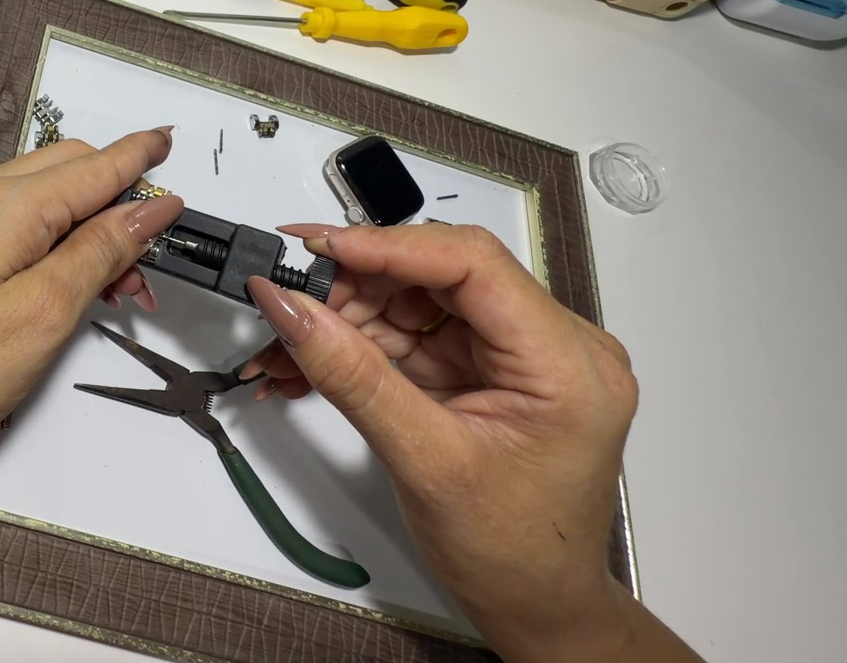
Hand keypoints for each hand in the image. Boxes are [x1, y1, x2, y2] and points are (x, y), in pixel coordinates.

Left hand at [0, 131, 183, 485]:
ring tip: (118, 288)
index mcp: (6, 204)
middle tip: (152, 258)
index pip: (94, 166)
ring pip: (47, 196)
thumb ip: (100, 252)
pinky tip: (73, 281)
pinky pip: (19, 219)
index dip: (140, 159)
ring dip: (90, 225)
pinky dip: (56, 238)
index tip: (172, 145)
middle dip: (119, 201)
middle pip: (70, 170)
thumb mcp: (43, 314)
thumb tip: (150, 209)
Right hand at [242, 224, 678, 660]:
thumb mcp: (424, 460)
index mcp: (565, 363)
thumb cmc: (514, 551)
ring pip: (402, 296)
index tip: (314, 247)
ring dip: (335, 315)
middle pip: (429, 273)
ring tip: (281, 346)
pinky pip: (395, 328)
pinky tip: (303, 361)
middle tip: (285, 300)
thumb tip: (288, 306)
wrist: (532, 601)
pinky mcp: (469, 361)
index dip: (386, 245)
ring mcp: (503, 350)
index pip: (471, 264)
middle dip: (348, 285)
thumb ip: (351, 375)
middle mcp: (542, 342)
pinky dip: (344, 341)